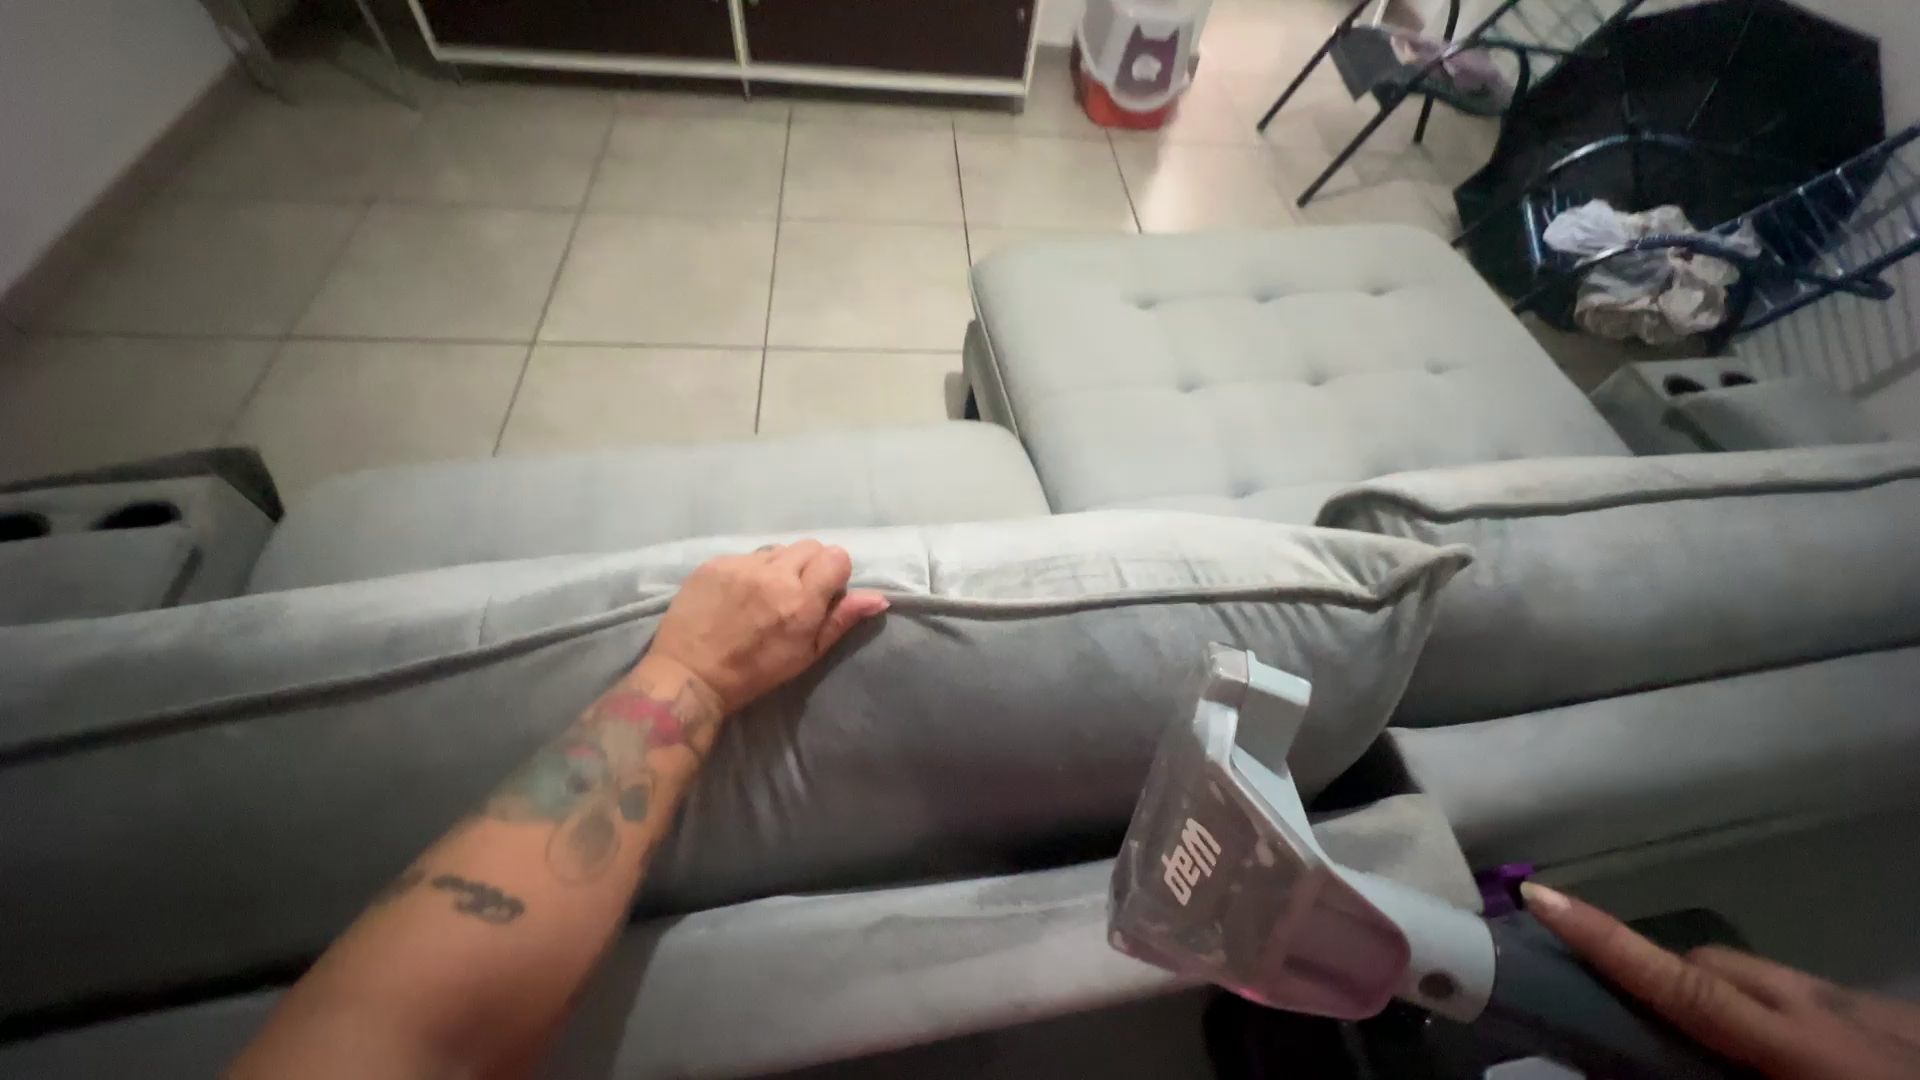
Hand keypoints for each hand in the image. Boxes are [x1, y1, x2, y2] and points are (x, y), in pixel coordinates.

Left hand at [643, 540, 888, 714]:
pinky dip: (750, 571)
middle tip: (795, 595)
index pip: (836, 556)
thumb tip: (879, 598)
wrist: (690, 674)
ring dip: (780, 567)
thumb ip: (841, 619)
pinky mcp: (715, 562)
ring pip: (777, 549)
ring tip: (765, 595)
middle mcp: (773, 575)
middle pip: (810, 546)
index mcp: (800, 601)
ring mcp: (741, 565)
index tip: (823, 594)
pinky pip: (747, 556)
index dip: (834, 573)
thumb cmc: (755, 672)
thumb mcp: (806, 653)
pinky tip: (738, 595)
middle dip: (810, 567)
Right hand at [1523, 883, 1919, 1079]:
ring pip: (1767, 978)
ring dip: (1726, 999)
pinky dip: (1789, 1015)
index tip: (1538, 895)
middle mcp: (1842, 1018)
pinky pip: (1822, 999)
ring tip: (1724, 1044)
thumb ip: (1699, 1079)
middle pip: (1712, 967)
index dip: (1605, 943)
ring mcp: (1885, 1015)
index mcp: (1813, 1057)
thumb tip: (1609, 1070)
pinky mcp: (1910, 1019)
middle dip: (1658, 973)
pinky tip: (1811, 1059)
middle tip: (1626, 1011)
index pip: (1684, 989)